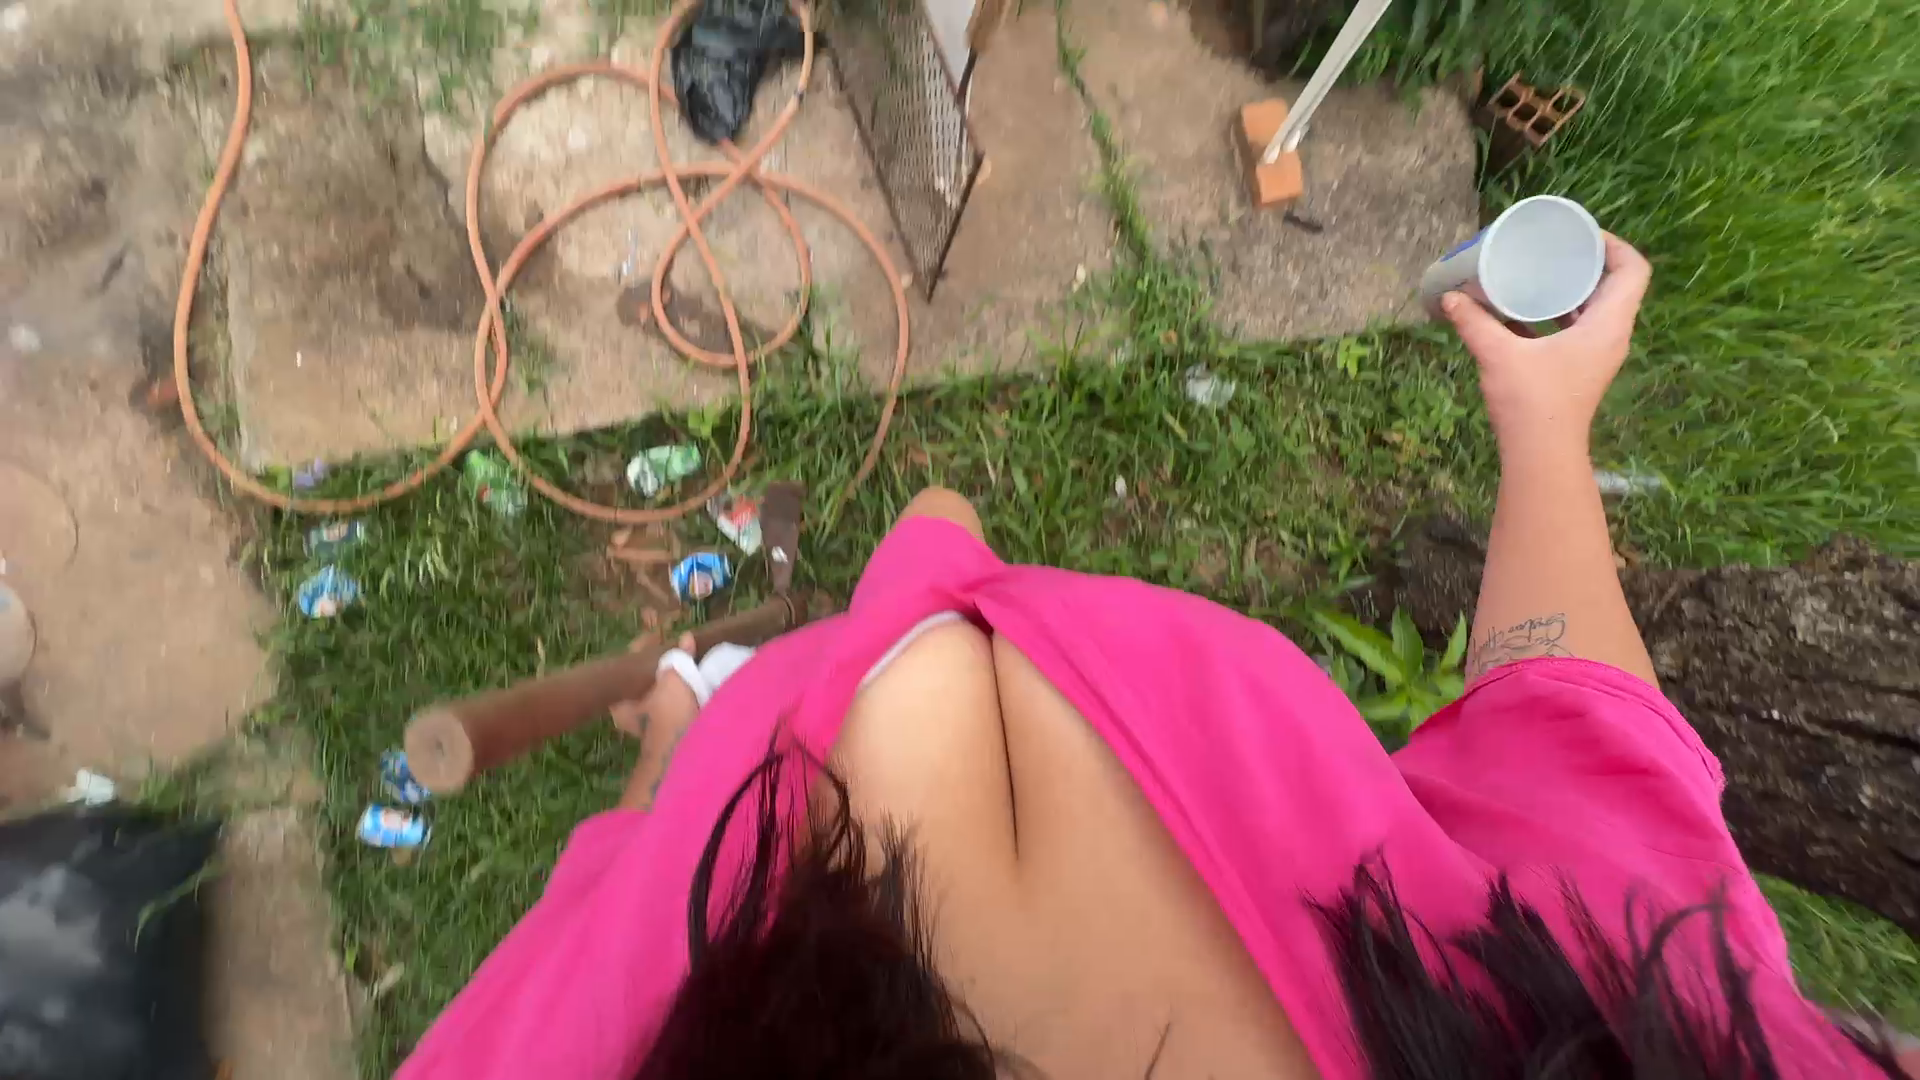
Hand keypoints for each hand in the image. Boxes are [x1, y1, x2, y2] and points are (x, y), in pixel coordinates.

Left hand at [611, 633, 699, 810]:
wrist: (686, 749)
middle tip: (677, 646)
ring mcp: (649, 721)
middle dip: (661, 662)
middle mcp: (630, 711)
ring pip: (659, 689)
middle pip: (644, 677)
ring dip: (673, 676)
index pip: (628, 663)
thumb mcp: (673, 678)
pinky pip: (674, 700)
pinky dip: (683, 690)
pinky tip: (695, 679)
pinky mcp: (668, 728)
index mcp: (621, 699)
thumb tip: (686, 638)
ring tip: (689, 659)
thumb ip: (678, 656)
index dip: (644, 646)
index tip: (660, 634)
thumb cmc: (670, 713)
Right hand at [1442, 232, 1650, 462]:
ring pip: (1591, 311)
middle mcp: (1610, 336)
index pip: (1632, 270)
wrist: (1540, 449)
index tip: (1581, 235)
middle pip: (1612, 287)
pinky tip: (1522, 315)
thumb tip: (1449, 298)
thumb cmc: (1530, 399)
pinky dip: (1553, 318)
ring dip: (1568, 293)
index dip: (1613, 246)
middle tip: (1552, 252)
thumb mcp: (1499, 355)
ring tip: (1536, 277)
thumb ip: (1474, 325)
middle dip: (1584, 267)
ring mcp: (1594, 355)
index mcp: (1607, 324)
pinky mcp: (1577, 370)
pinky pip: (1573, 331)